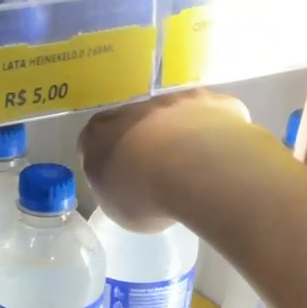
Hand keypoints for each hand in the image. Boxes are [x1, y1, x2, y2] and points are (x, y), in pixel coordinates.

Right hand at [78, 89, 256, 231]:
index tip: (114, 177)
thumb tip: (128, 185)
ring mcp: (172, 101)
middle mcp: (131, 111)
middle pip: (130, 124)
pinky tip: (216, 158)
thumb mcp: (115, 207)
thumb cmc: (142, 196)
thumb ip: (115, 189)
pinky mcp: (208, 100)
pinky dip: (208, 132)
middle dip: (138, 143)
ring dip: (175, 136)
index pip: (89, 143)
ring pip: (169, 117)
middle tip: (152, 173)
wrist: (191, 168)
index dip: (102, 159)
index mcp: (98, 138)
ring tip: (189, 169)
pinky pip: (205, 116)